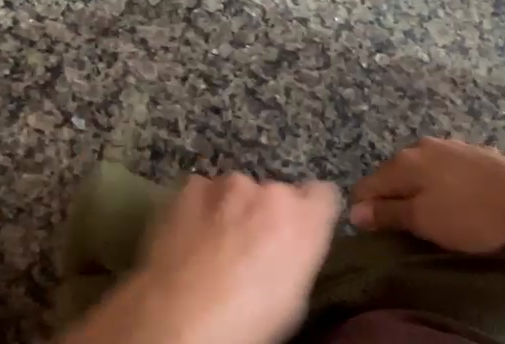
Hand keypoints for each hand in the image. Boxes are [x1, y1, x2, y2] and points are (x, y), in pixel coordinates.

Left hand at [72, 174, 341, 343]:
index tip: (300, 229)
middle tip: (248, 249)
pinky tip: (189, 240)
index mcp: (306, 218)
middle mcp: (273, 191)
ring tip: (213, 247)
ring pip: (238, 192)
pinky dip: (200, 209)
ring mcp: (231, 183)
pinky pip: (203, 193)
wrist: (180, 318)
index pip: (323, 194)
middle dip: (265, 215)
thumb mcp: (294, 299)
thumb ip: (299, 257)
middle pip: (276, 194)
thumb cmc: (247, 321)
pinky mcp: (193, 186)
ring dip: (231, 210)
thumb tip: (290, 250)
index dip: (311, 211)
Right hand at [349, 137, 504, 253]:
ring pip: (418, 170)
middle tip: (408, 231)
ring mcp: (447, 145)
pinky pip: (442, 169)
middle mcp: (420, 146)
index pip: (366, 185)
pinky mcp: (470, 151)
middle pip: (391, 175)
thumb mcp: (423, 220)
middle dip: (392, 200)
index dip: (366, 211)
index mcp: (404, 161)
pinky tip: (457, 201)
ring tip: (433, 217)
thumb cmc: (470, 215)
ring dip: (417, 192)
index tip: (380, 236)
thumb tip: (354, 210)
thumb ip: (387, 213)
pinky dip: (440, 185)